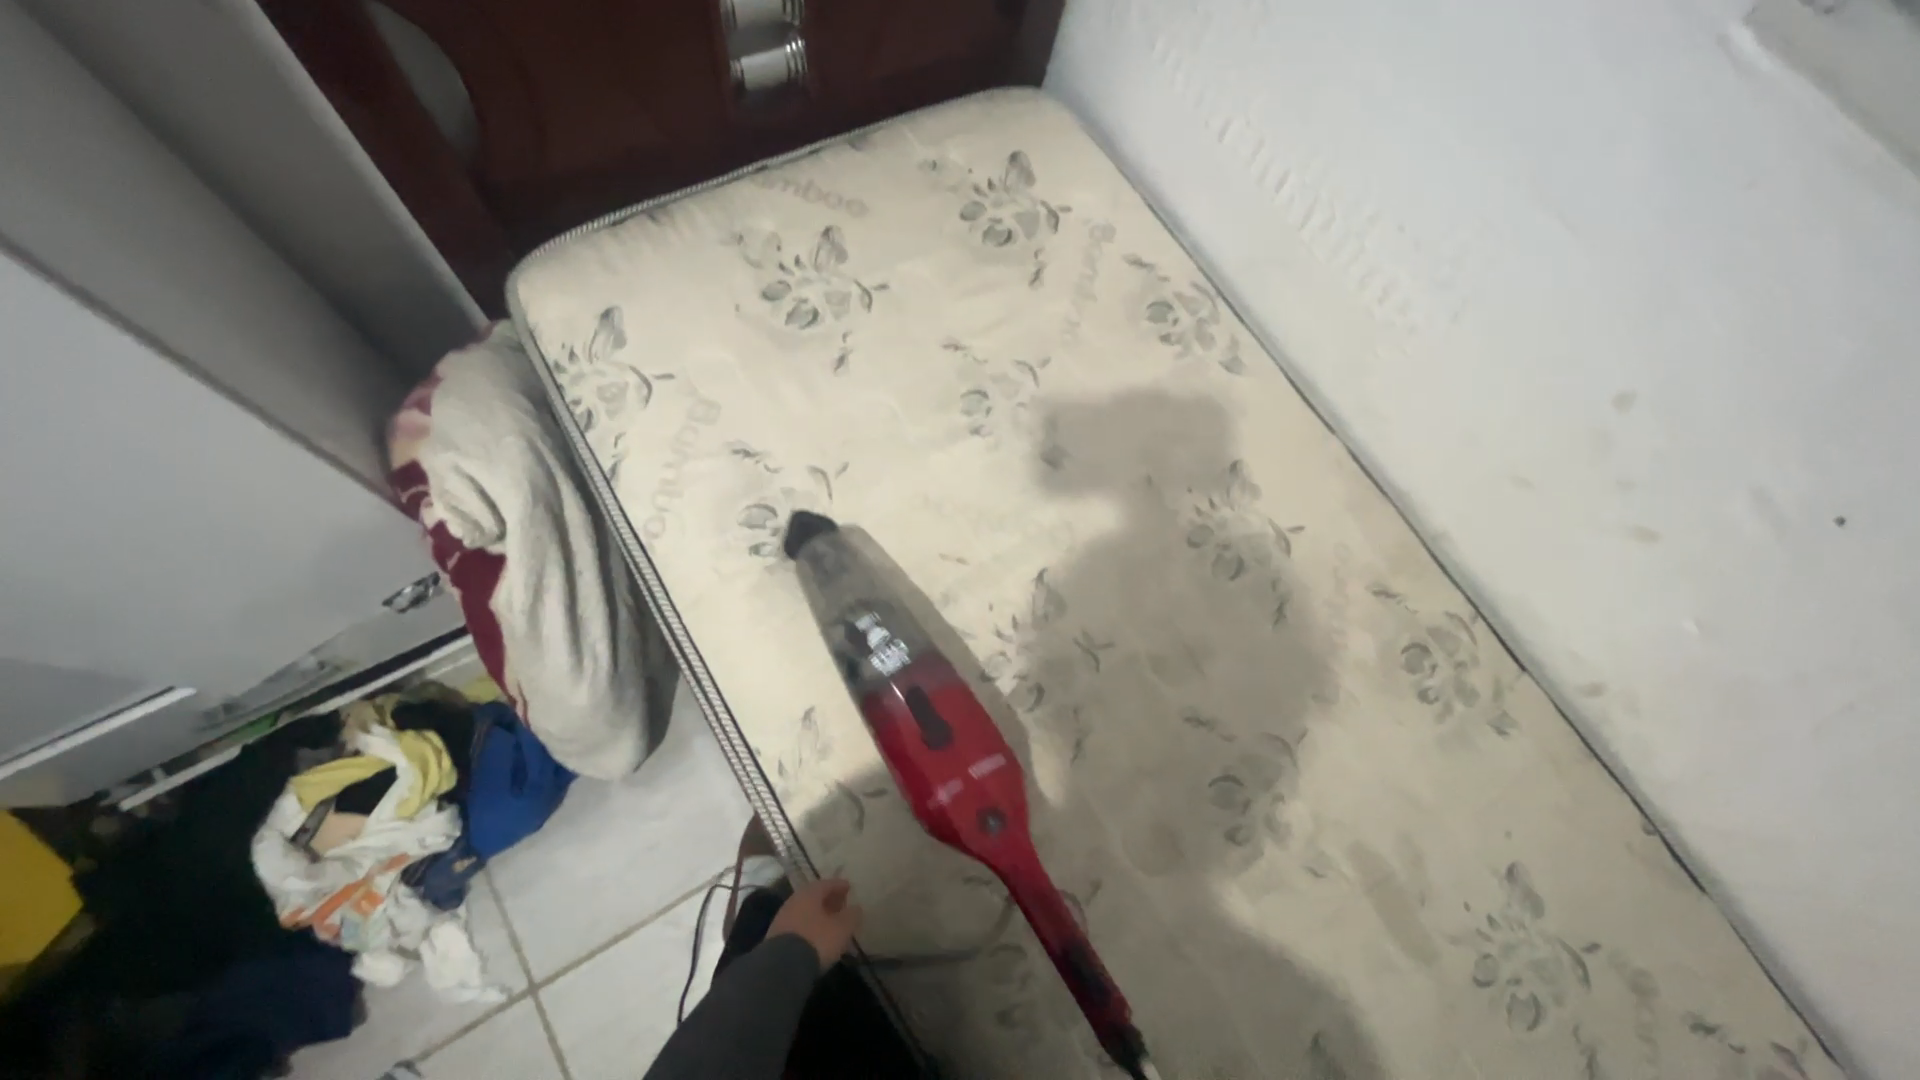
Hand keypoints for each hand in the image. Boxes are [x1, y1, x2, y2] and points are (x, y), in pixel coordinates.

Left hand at [767, 878, 862, 968]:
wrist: (783, 966)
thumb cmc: (817, 940)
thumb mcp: (842, 928)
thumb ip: (851, 916)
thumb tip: (855, 908)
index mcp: (809, 893)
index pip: (827, 884)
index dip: (839, 885)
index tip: (849, 887)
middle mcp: (793, 901)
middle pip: (814, 897)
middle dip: (828, 900)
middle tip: (841, 905)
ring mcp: (782, 919)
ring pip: (804, 912)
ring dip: (817, 915)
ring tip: (830, 922)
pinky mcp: (776, 937)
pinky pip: (797, 926)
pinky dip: (808, 927)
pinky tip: (815, 936)